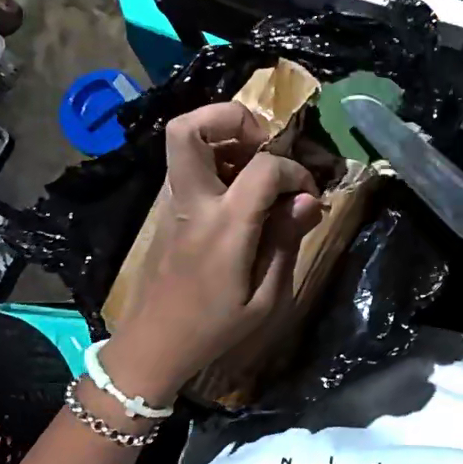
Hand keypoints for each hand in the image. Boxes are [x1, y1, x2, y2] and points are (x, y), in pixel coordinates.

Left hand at [103, 104, 322, 403]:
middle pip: (188, 127)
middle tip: (264, 144)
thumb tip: (310, 199)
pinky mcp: (167, 210)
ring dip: (222, 135)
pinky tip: (239, 188)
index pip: (263, 168)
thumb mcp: (266, 299)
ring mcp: (174, 202)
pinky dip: (215, 158)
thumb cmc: (214, 329)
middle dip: (232, 117)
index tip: (307, 195)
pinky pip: (187, 164)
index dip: (295, 171)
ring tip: (255, 164)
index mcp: (223, 227)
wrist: (153, 345)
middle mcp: (193, 202)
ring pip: (182, 139)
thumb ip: (287, 241)